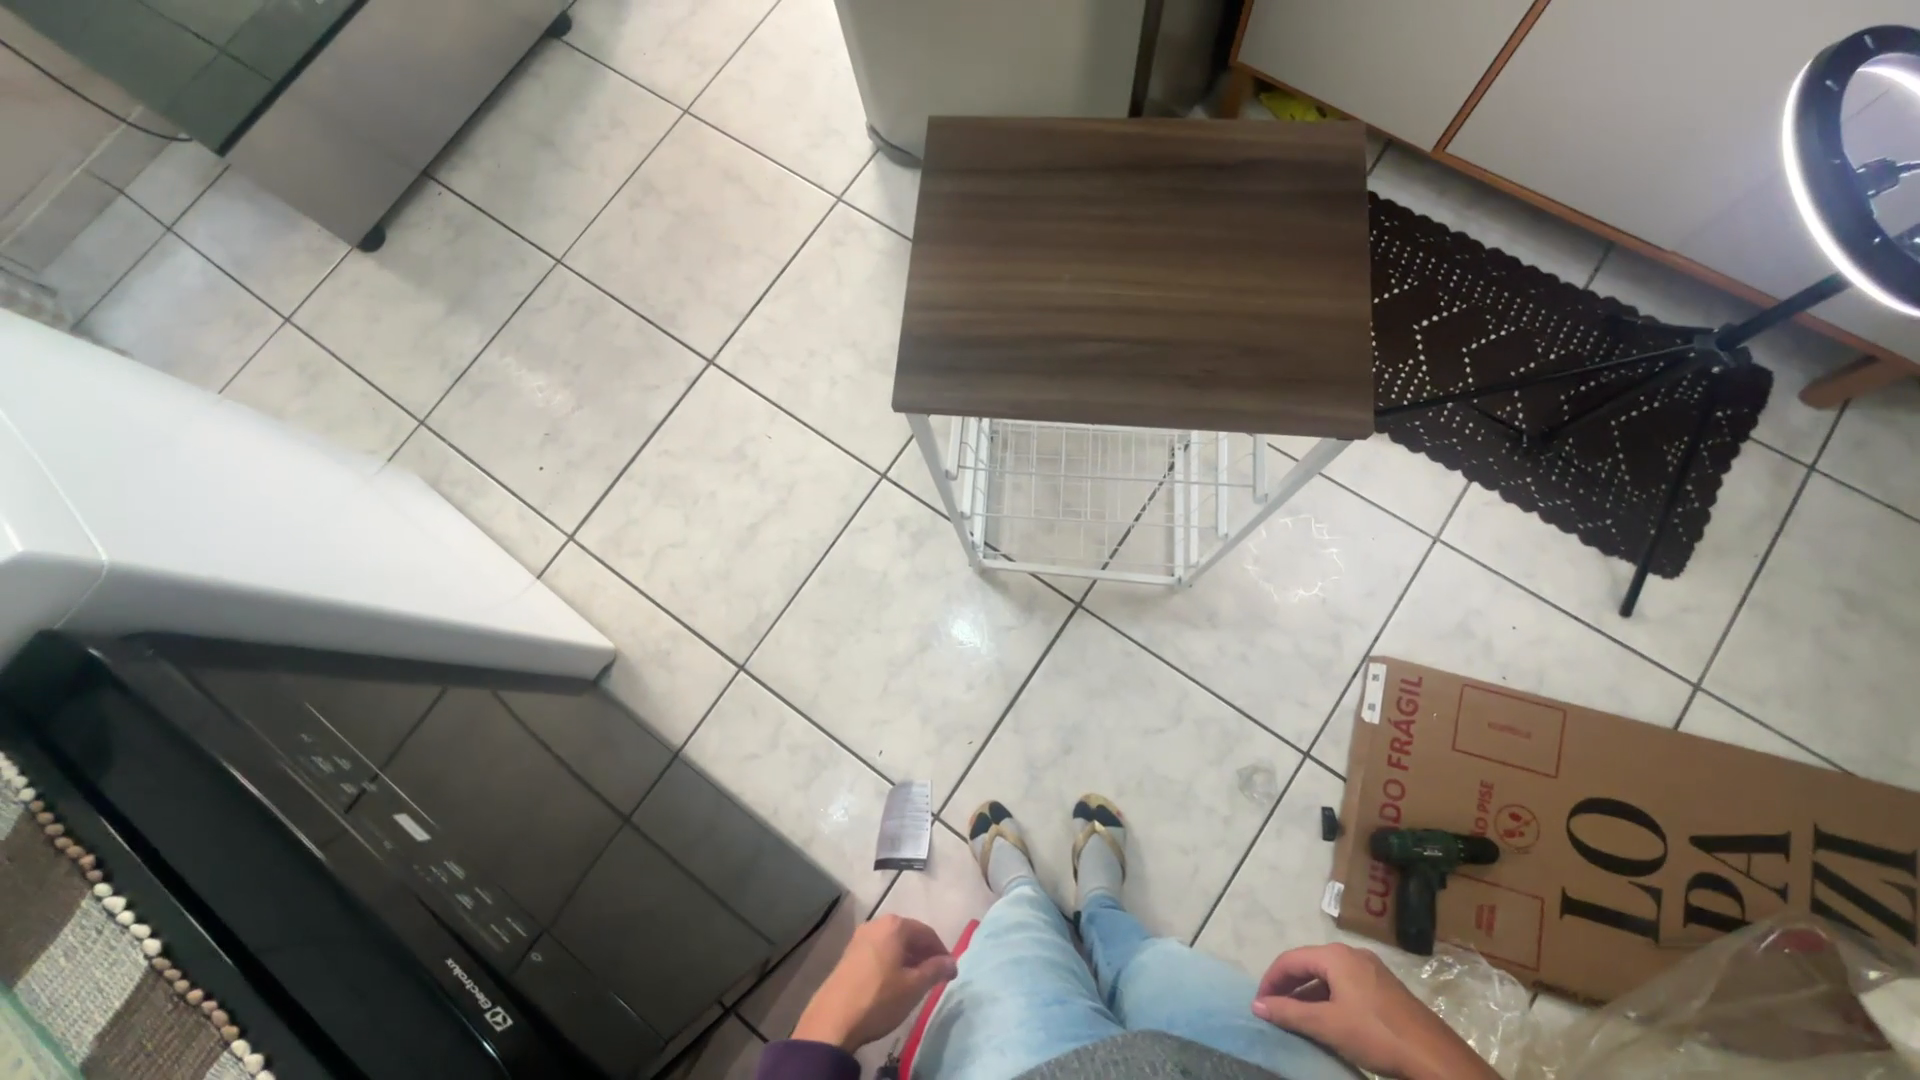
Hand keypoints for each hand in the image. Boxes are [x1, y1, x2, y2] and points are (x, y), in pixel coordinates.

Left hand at [792, 915, 957, 1051]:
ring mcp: (859, 938)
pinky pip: (878, 951)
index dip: (942, 952)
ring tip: (916, 982)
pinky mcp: (849, 954)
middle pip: (909, 935)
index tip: (950, 972)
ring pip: (893, 944)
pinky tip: (894, 983)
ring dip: (908, 959)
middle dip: (924, 954)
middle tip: (936, 977)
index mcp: (894, 925)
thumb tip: (951, 962)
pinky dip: (891, 962)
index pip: (927, 933)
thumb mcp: (914, 986)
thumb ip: (936, 969)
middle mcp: (876, 924)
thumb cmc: (879, 998)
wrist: (833, 1019)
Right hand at [1251, 944, 1496, 1079]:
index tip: (1259, 1005)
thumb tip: (1257, 1005)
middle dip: (1288, 987)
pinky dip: (1328, 1000)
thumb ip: (1290, 1013)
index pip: (1290, 960)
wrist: (1437, 1060)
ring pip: (1328, 978)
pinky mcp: (1386, 990)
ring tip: (1295, 1019)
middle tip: (1273, 1011)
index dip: (1271, 981)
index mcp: (1337, 956)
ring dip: (1308, 996)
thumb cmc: (1377, 1036)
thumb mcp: (1327, 1026)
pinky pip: (1346, 987)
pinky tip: (1327, 1022)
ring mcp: (1373, 971)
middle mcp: (1353, 955)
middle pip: (1309, 965)